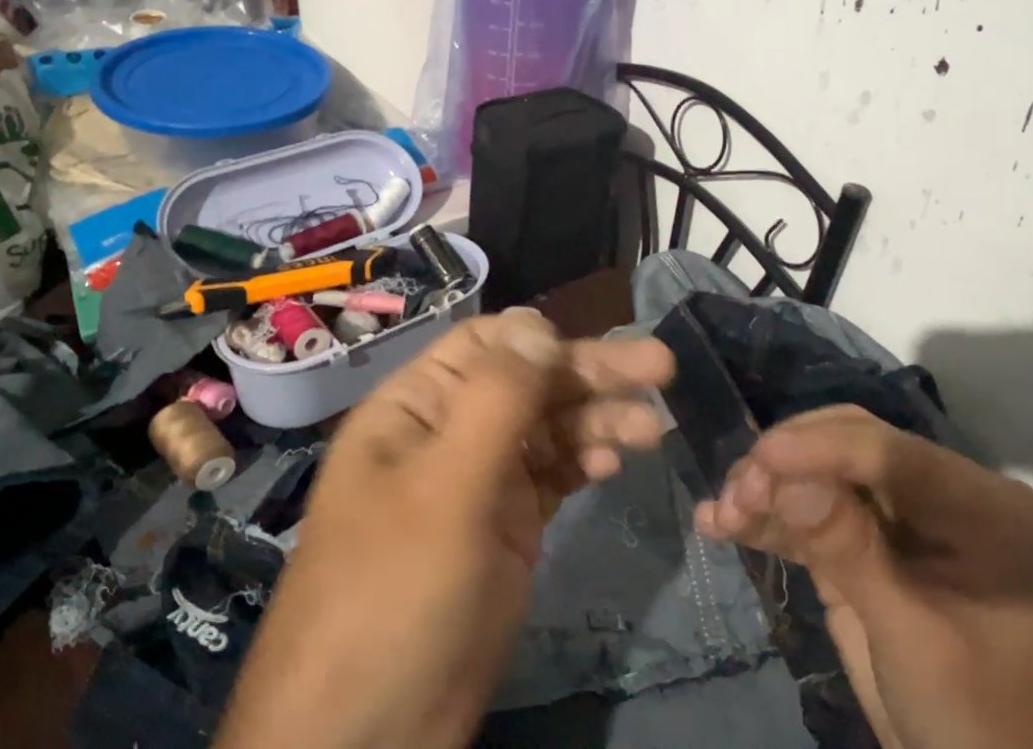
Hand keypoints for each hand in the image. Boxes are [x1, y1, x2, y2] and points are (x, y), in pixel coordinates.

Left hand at [216, 309, 674, 748]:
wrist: (369, 729)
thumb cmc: (395, 592)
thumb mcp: (444, 487)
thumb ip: (496, 400)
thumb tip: (539, 324)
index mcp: (414, 409)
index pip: (485, 346)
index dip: (544, 341)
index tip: (603, 354)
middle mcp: (447, 435)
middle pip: (527, 383)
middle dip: (591, 374)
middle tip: (663, 367)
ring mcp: (478, 484)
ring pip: (547, 429)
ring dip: (598, 420)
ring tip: (653, 428)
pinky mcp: (507, 529)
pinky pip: (552, 475)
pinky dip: (583, 462)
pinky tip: (611, 464)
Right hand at [695, 406, 1032, 748]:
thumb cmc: (980, 718)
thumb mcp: (917, 641)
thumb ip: (853, 555)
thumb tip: (786, 481)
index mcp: (985, 508)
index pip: (898, 457)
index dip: (826, 450)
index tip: (760, 458)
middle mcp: (942, 497)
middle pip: (853, 447)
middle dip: (789, 464)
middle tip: (736, 496)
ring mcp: (901, 523)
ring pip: (824, 477)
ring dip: (769, 490)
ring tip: (719, 514)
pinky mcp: (866, 551)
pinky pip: (813, 521)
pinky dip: (769, 522)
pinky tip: (718, 523)